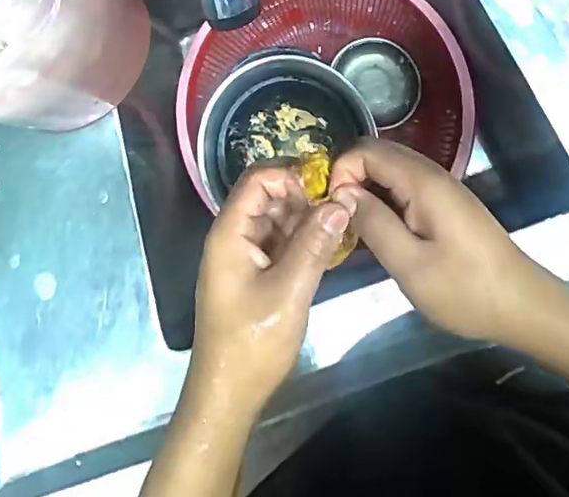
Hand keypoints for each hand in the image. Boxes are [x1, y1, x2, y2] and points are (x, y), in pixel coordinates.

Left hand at [186, 164, 356, 419]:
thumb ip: (314, 245)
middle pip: (265, 196)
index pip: (257, 180)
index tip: (326, 185)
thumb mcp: (289, 292)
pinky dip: (300, 240)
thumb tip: (339, 203)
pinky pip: (277, 242)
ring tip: (340, 225)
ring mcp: (242, 255)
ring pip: (274, 219)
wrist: (228, 394)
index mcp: (230, 232)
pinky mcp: (253, 273)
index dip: (289, 175)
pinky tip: (328, 247)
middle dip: (302, 196)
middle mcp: (232, 236)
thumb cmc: (252, 342)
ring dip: (304, 218)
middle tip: (340, 206)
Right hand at [328, 140, 568, 349]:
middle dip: (349, 177)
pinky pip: (403, 183)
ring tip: (355, 225)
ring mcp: (441, 186)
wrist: (526, 308)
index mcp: (421, 181)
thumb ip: (372, 222)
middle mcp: (431, 173)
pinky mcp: (445, 202)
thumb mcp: (410, 264)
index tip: (335, 209)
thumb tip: (340, 194)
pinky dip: (383, 196)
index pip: (365, 149)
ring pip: (389, 168)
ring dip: (365, 188)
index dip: (341, 171)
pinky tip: (382, 229)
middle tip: (339, 216)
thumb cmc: (467, 290)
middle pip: (376, 153)